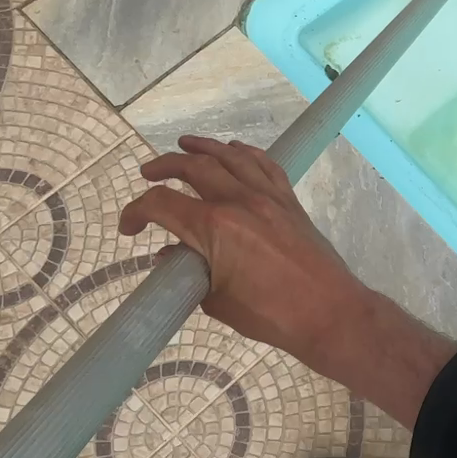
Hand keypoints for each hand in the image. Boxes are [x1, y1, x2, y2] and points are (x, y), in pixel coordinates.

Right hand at [117, 135, 456, 426]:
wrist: (328, 309)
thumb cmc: (270, 313)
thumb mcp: (215, 299)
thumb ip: (189, 272)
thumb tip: (170, 255)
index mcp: (215, 226)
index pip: (162, 204)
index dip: (135, 212)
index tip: (128, 228)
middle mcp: (241, 202)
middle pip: (196, 166)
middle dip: (165, 165)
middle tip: (147, 173)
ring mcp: (269, 198)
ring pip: (233, 158)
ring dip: (205, 147)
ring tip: (184, 143)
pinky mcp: (290, 202)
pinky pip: (266, 166)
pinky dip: (247, 154)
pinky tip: (235, 150)